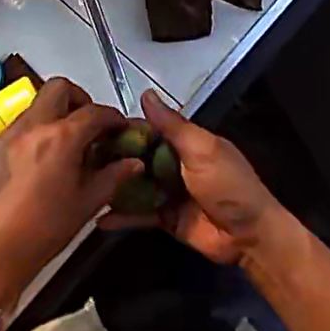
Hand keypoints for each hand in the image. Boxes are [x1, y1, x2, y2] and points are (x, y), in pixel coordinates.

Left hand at [0, 78, 137, 306]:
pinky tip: (47, 162)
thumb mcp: (85, 206)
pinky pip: (21, 126)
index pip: (95, 111)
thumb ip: (111, 178)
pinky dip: (39, 130)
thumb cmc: (35, 234)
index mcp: (60, 138)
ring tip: (71, 146)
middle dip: (81, 99)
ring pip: (38, 105)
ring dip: (58, 114)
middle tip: (93, 126)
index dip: (113, 118)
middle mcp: (32, 128)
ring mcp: (9, 136)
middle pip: (60, 88)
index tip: (120, 129)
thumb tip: (130, 164)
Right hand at [100, 90, 286, 265]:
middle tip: (81, 160)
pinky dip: (122, 217)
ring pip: (136, 187)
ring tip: (83, 187)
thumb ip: (172, 125)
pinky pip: (140, 216)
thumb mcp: (202, 149)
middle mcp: (176, 165)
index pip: (151, 131)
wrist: (248, 235)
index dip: (126, 130)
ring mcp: (170, 193)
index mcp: (188, 144)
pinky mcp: (166, 219)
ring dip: (115, 187)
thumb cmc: (229, 185)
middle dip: (114, 159)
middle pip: (139, 159)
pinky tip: (98, 218)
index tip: (96, 130)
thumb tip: (147, 95)